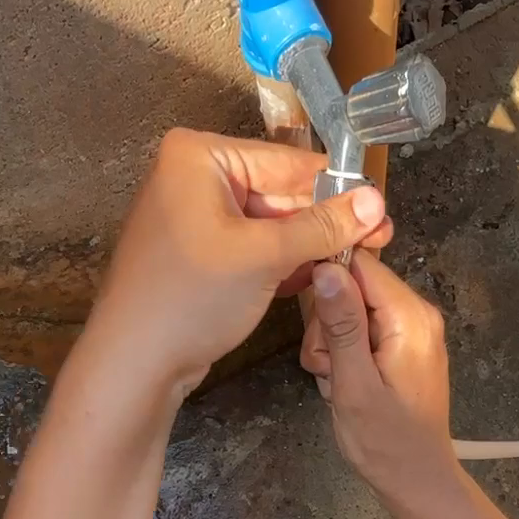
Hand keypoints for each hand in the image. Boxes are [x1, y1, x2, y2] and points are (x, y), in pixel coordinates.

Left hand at [81, 129, 392, 391]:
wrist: (137, 362)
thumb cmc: (192, 298)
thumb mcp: (264, 256)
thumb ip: (321, 227)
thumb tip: (375, 201)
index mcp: (201, 156)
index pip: (288, 162)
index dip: (339, 189)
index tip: (382, 210)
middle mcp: (197, 179)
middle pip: (281, 194)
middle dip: (327, 221)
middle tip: (379, 241)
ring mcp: (199, 220)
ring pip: (272, 226)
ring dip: (311, 246)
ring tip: (358, 261)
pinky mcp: (205, 259)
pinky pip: (255, 251)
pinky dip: (286, 264)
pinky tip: (323, 277)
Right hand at [301, 257, 457, 495]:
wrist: (416, 481)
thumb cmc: (385, 442)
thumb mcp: (354, 385)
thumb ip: (341, 325)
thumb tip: (326, 268)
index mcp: (410, 317)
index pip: (359, 264)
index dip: (327, 285)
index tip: (316, 327)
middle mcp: (417, 315)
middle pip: (353, 287)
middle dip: (329, 327)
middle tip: (331, 370)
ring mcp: (411, 332)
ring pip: (351, 312)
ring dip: (333, 348)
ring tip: (340, 385)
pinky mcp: (403, 349)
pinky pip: (362, 334)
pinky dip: (346, 358)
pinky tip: (348, 387)